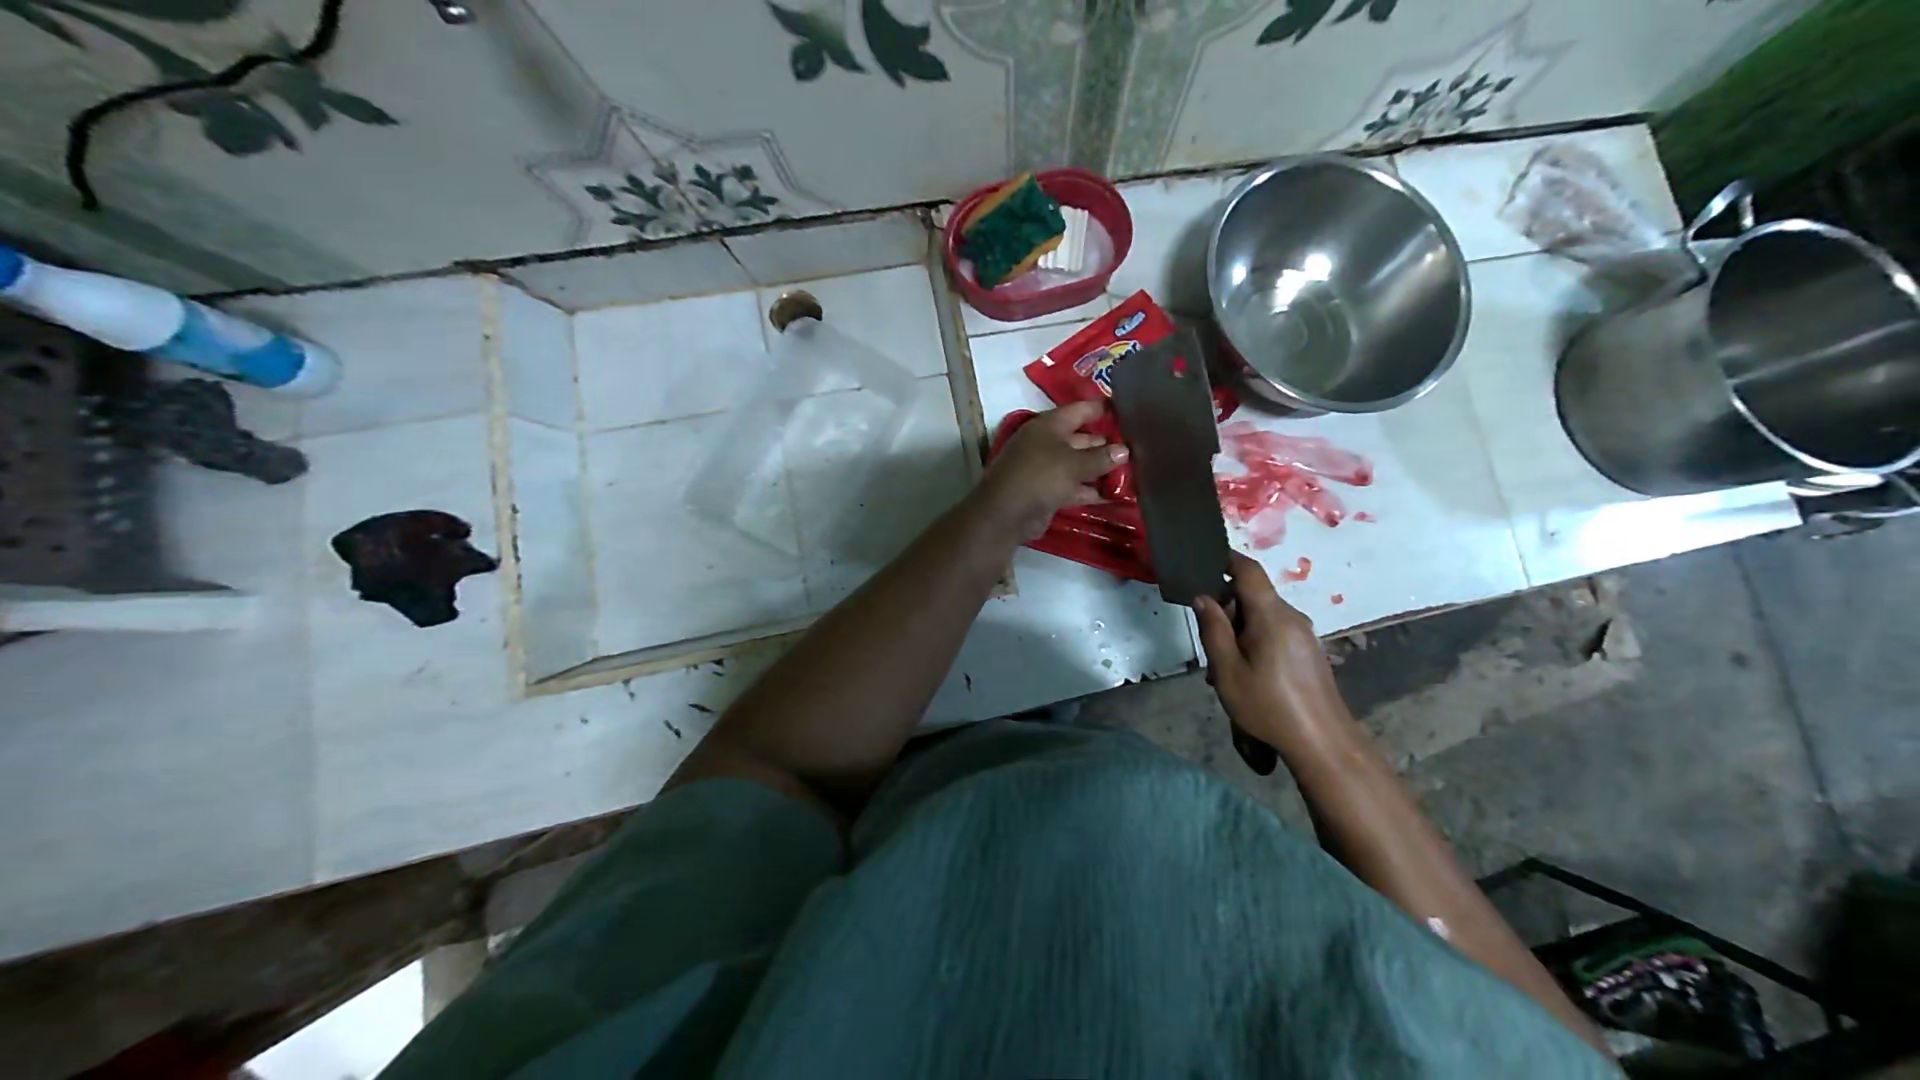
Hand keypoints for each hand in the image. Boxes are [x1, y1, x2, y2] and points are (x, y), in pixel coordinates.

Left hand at [974, 400, 1128, 541]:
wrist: (1005, 514)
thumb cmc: (1039, 476)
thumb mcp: (1073, 464)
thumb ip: (1100, 458)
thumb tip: (1124, 451)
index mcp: (1049, 426)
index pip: (1079, 410)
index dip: (1101, 408)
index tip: (1125, 408)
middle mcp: (1047, 443)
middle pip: (1081, 439)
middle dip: (1106, 443)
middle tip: (1136, 446)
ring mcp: (1045, 468)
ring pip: (1079, 465)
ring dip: (1101, 469)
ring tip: (1132, 471)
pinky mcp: (1047, 492)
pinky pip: (1074, 486)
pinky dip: (1091, 490)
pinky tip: (1115, 495)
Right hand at [1193, 552, 1347, 751]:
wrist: (1321, 742)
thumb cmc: (1268, 705)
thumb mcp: (1228, 670)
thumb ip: (1213, 629)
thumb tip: (1203, 597)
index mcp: (1271, 616)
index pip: (1249, 571)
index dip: (1226, 559)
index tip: (1201, 560)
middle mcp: (1291, 617)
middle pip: (1252, 596)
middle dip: (1225, 610)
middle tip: (1206, 643)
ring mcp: (1303, 634)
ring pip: (1261, 618)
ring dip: (1237, 632)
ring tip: (1222, 669)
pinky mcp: (1307, 651)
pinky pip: (1273, 633)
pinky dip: (1253, 642)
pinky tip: (1243, 674)